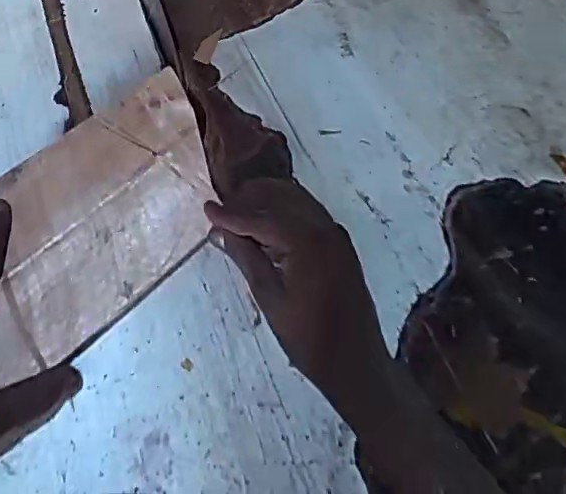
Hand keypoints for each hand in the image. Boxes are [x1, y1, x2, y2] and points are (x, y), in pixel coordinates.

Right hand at [209, 181, 502, 493]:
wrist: (358, 367)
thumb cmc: (310, 340)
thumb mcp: (270, 299)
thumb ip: (246, 258)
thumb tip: (219, 232)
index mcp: (306, 242)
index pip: (260, 217)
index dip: (230, 213)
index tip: (207, 209)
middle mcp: (324, 229)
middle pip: (280, 196)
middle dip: (248, 198)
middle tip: (222, 209)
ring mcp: (336, 234)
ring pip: (296, 198)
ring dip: (267, 199)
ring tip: (240, 211)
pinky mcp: (341, 243)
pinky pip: (309, 211)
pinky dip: (285, 208)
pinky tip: (268, 225)